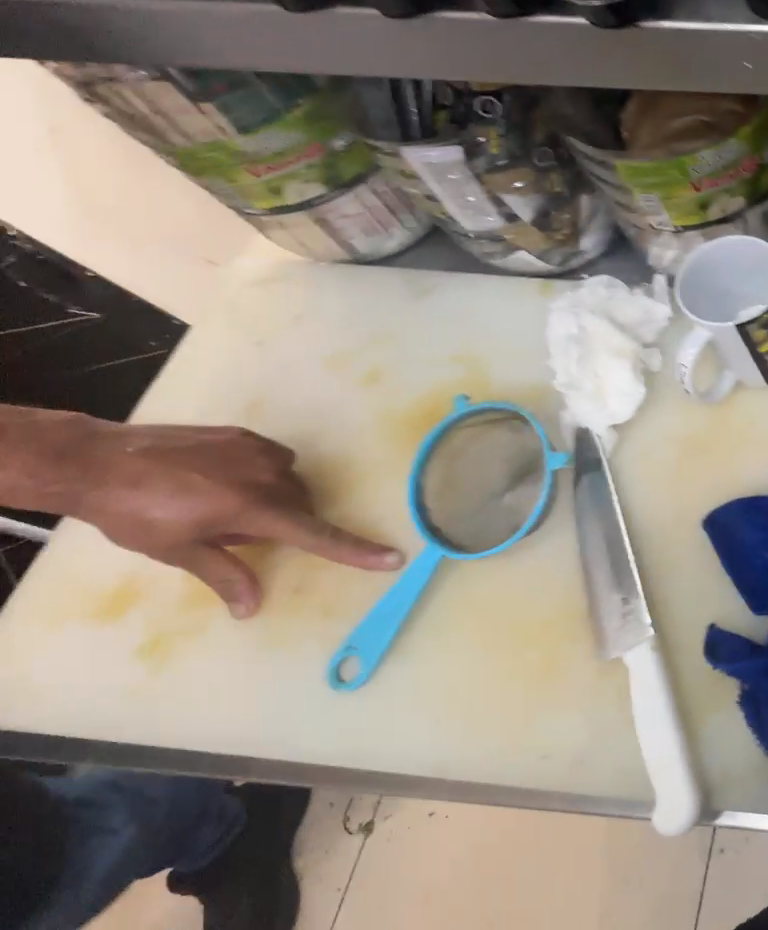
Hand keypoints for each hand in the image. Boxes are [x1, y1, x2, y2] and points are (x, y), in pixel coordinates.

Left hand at [64, 419, 400, 617]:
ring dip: (271, 497)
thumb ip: (224, 574)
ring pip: (288, 483)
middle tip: (230, 530)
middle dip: (281, 522)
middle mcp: (270, 478)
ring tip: (219, 500)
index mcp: (255, 509)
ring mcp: (260, 452)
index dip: (357, 550)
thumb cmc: (136, 514)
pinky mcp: (246, 435)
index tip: (393, 558)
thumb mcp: (177, 550)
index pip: (319, 536)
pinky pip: (273, 460)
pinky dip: (258, 474)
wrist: (98, 461)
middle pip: (301, 507)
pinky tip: (217, 477)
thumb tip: (252, 609)